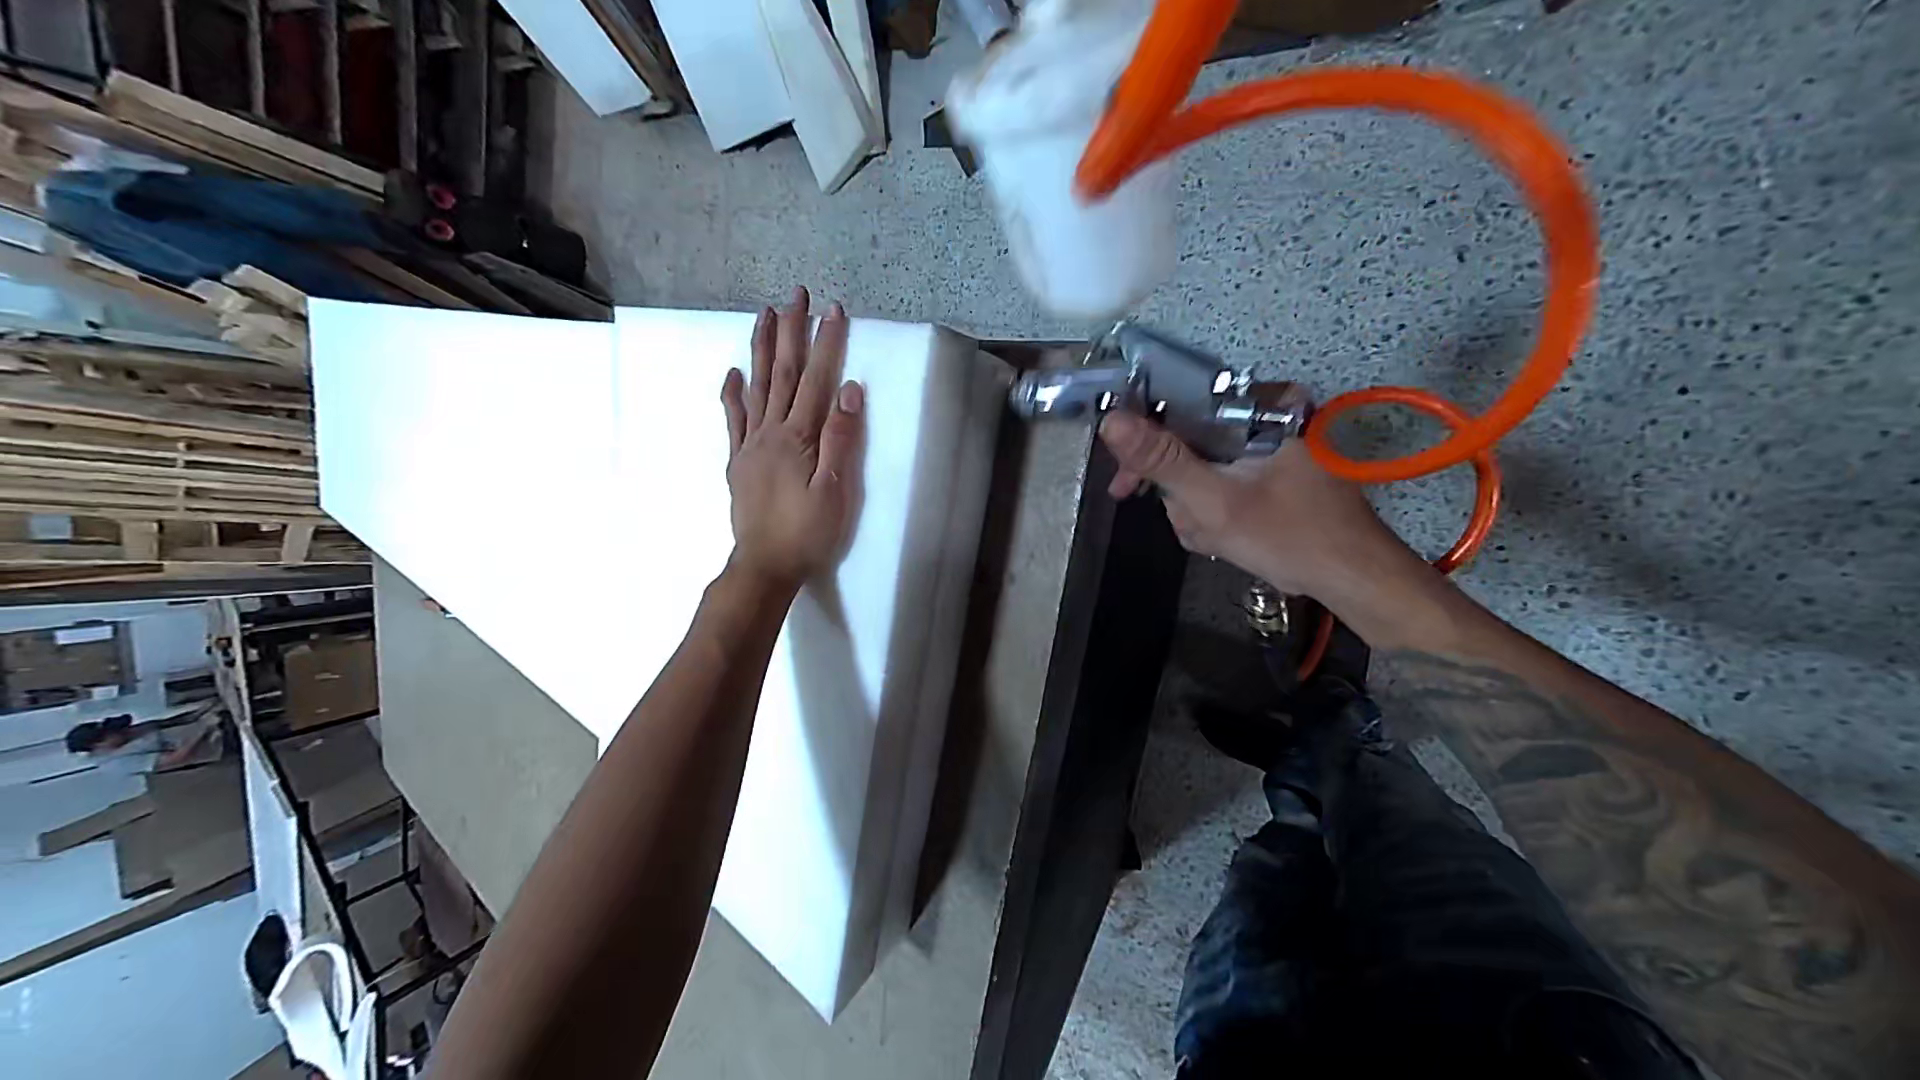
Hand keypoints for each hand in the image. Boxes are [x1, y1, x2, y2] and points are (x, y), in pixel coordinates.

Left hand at [719, 287, 864, 591]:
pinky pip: (733, 419)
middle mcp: (770, 432)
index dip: (826, 343)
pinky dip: (732, 393)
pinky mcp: (738, 460)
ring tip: (763, 314)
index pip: (816, 380)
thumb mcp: (834, 490)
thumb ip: (841, 439)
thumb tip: (851, 390)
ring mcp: (750, 444)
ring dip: (760, 348)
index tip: (833, 309)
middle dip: (790, 331)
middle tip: (794, 294)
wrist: (764, 564)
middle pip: (781, 373)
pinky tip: (732, 373)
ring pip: (755, 387)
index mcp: (798, 437)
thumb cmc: (807, 532)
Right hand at [1099, 411, 1413, 600]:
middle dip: (1183, 496)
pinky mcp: (1276, 475)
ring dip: (1199, 512)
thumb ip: (1161, 460)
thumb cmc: (1289, 537)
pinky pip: (1225, 486)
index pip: (1179, 412)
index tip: (1124, 484)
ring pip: (1204, 472)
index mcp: (1260, 411)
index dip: (1146, 449)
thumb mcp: (1214, 500)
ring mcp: (1273, 450)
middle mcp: (1267, 421)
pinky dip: (1218, 515)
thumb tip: (1111, 421)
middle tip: (1194, 526)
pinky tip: (1228, 539)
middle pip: (1189, 447)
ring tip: (1218, 539)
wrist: (1353, 580)